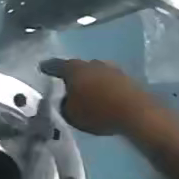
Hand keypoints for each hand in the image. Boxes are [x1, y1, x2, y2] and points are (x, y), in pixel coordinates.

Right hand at [40, 58, 160, 137]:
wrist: (135, 112)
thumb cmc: (97, 112)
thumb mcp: (71, 114)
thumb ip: (64, 105)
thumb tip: (66, 100)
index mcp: (74, 69)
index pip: (57, 65)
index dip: (48, 67)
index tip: (42, 67)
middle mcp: (91, 63)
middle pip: (78, 67)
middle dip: (73, 75)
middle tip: (67, 84)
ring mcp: (110, 68)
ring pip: (95, 73)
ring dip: (90, 80)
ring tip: (87, 92)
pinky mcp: (125, 78)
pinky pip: (108, 81)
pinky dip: (103, 87)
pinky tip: (103, 96)